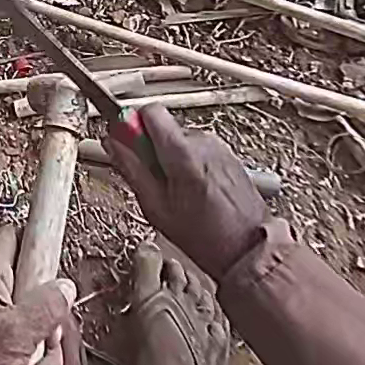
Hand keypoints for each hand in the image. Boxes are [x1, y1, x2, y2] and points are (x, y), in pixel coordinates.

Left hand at [0, 227, 74, 364]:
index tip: (61, 252)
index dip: (39, 242)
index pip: (16, 238)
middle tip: (44, 344)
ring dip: (46, 359)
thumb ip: (43, 307)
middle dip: (52, 325)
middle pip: (41, 289)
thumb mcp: (14, 336)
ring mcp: (0, 323)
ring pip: (43, 326)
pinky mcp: (5, 351)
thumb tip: (64, 285)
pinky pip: (36, 354)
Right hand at [104, 105, 265, 277]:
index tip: (128, 143)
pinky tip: (192, 189)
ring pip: (178, 137)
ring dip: (169, 155)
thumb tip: (111, 143)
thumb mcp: (155, 206)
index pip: (150, 111)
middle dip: (150, 145)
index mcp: (182, 153)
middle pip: (162, 126)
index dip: (133, 124)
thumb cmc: (206, 236)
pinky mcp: (228, 157)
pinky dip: (188, 161)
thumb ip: (131, 168)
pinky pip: (196, 148)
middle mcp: (203, 143)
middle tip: (151, 176)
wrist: (253, 252)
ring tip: (175, 188)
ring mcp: (219, 149)